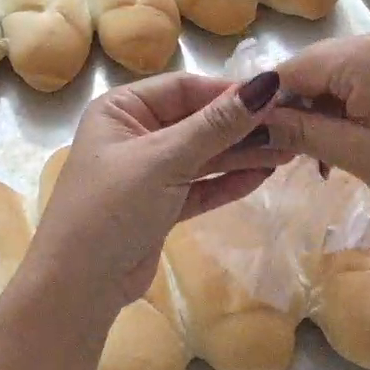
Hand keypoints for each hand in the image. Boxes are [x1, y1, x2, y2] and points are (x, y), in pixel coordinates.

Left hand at [34, 71, 291, 310]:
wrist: (78, 286)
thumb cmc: (112, 208)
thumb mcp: (164, 160)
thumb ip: (216, 125)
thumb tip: (266, 83)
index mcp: (120, 109)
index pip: (183, 88)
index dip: (228, 92)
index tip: (275, 95)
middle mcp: (133, 134)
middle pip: (196, 121)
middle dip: (241, 124)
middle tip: (291, 125)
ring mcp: (147, 173)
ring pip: (202, 155)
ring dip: (241, 153)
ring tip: (289, 149)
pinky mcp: (160, 206)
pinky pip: (200, 186)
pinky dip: (228, 181)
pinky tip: (263, 175)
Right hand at [263, 28, 369, 252]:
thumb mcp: (358, 154)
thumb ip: (299, 132)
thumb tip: (250, 125)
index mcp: (363, 54)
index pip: (288, 69)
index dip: (262, 104)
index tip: (245, 140)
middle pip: (310, 69)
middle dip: (292, 110)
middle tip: (284, 158)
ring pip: (333, 78)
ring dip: (318, 114)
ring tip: (317, 160)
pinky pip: (359, 82)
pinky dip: (344, 111)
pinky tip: (343, 144)